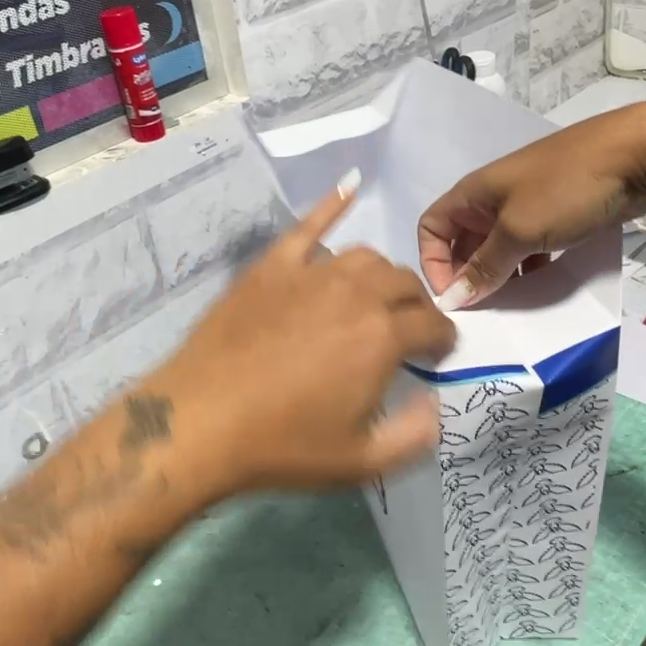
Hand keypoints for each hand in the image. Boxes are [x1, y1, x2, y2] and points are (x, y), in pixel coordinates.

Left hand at [144, 172, 456, 496]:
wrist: (202, 421)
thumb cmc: (283, 445)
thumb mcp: (361, 460)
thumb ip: (415, 433)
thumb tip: (436, 400)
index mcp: (382, 337)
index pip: (432, 325)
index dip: (443, 340)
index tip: (439, 353)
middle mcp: (354, 293)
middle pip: (403, 283)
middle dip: (417, 304)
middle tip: (408, 329)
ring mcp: (309, 273)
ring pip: (363, 256)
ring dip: (381, 274)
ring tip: (376, 295)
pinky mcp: (271, 267)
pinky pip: (308, 227)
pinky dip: (332, 204)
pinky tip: (349, 185)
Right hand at [418, 108, 645, 308]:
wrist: (637, 154)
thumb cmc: (566, 188)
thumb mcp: (519, 231)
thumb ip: (485, 268)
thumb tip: (452, 300)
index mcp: (473, 193)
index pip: (431, 228)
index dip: (433, 262)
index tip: (454, 298)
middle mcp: (492, 199)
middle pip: (463, 241)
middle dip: (467, 276)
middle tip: (483, 311)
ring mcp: (526, 205)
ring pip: (497, 248)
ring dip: (499, 276)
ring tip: (511, 307)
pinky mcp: (555, 214)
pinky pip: (529, 247)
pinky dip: (528, 269)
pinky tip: (541, 289)